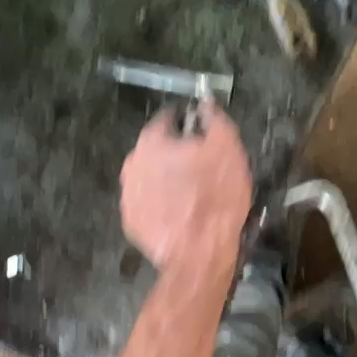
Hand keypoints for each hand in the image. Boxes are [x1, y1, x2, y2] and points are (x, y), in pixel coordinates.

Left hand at [119, 102, 251, 275]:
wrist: (199, 253)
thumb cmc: (216, 195)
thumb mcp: (228, 148)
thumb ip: (214, 118)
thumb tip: (205, 103)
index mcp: (151, 141)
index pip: (167, 119)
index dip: (188, 123)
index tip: (204, 133)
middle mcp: (132, 164)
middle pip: (157, 149)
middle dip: (177, 152)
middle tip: (203, 166)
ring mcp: (127, 195)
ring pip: (151, 177)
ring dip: (168, 179)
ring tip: (194, 192)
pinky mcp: (131, 222)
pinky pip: (149, 204)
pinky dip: (162, 204)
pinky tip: (182, 213)